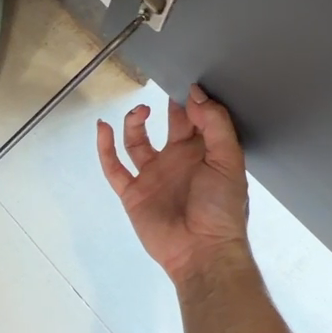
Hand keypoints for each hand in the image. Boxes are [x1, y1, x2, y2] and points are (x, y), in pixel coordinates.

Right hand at [97, 83, 250, 289]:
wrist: (201, 250)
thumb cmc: (221, 207)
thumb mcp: (228, 160)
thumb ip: (214, 125)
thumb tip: (194, 95)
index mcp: (204, 153)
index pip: (196, 118)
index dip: (191, 100)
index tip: (186, 82)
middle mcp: (176, 160)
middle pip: (167, 124)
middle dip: (165, 105)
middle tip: (161, 85)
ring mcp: (152, 176)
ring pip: (136, 141)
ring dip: (135, 123)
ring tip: (139, 112)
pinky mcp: (132, 192)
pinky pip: (114, 166)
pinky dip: (105, 148)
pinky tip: (103, 128)